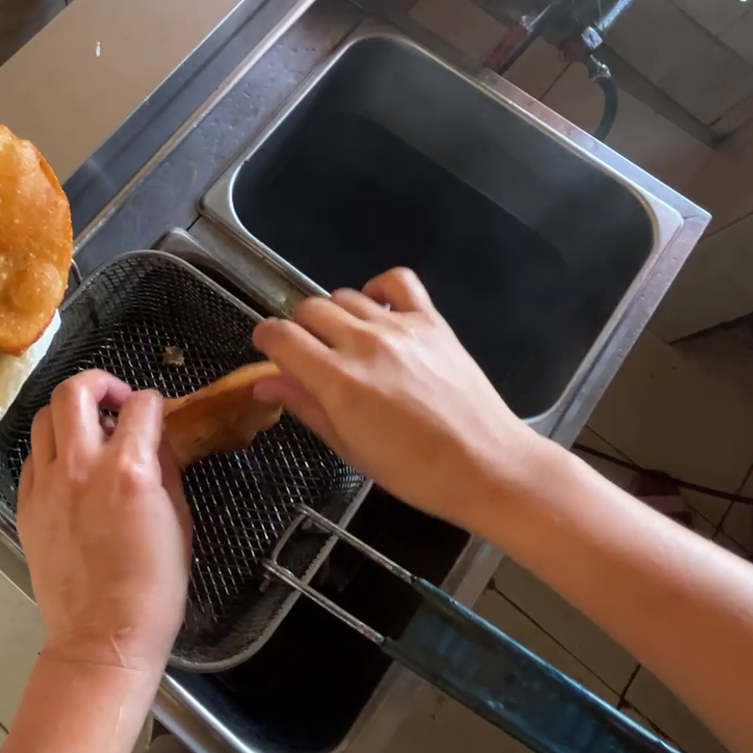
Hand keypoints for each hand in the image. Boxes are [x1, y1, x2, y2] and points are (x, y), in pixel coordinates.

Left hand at [18, 369, 191, 674]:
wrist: (102, 638)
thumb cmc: (155, 585)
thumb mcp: (179, 519)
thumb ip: (165, 466)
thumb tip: (154, 436)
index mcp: (128, 469)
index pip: (140, 404)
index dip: (154, 401)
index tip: (156, 411)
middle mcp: (81, 465)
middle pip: (75, 390)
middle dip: (100, 381)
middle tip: (115, 400)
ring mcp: (46, 484)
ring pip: (45, 416)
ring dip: (70, 413)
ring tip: (88, 431)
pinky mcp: (25, 504)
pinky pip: (33, 456)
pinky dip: (53, 449)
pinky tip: (70, 468)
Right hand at [250, 267, 563, 526]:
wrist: (488, 466)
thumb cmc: (414, 471)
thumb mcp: (348, 447)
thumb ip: (304, 405)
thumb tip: (263, 384)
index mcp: (338, 381)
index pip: (280, 335)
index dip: (264, 338)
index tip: (267, 348)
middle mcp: (364, 344)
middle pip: (308, 309)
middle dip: (298, 329)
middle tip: (309, 354)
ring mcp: (400, 327)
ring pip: (344, 296)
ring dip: (334, 315)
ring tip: (346, 341)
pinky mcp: (431, 321)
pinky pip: (397, 280)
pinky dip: (378, 288)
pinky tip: (377, 311)